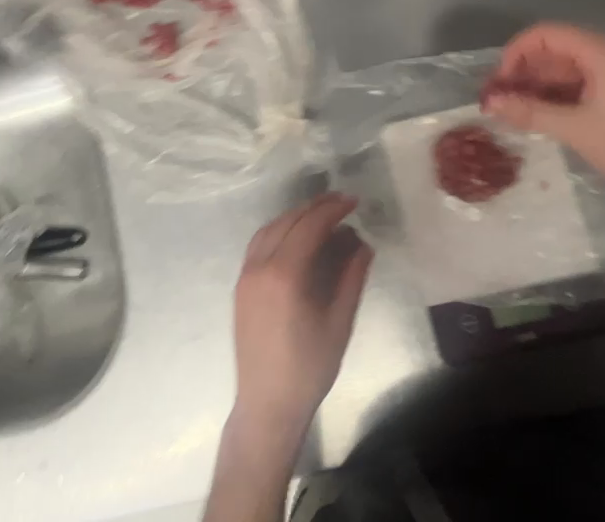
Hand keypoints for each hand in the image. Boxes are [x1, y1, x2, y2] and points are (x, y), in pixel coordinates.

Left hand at [230, 192, 373, 432]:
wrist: (267, 403)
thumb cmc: (309, 367)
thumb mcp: (339, 323)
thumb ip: (351, 278)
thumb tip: (363, 245)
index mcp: (285, 274)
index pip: (310, 226)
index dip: (333, 209)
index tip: (354, 201)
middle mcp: (260, 267)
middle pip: (288, 222)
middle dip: (315, 207)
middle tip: (342, 202)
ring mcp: (245, 276)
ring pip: (269, 229)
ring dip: (295, 216)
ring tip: (321, 214)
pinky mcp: (240, 286)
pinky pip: (258, 245)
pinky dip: (278, 230)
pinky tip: (295, 236)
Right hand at [481, 23, 604, 206]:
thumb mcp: (576, 130)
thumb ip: (530, 112)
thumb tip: (489, 103)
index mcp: (603, 52)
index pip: (546, 34)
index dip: (516, 53)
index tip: (498, 84)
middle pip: (556, 50)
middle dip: (524, 73)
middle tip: (500, 103)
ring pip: (568, 68)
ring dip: (540, 86)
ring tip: (517, 113)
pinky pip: (584, 81)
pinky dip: (560, 95)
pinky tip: (545, 117)